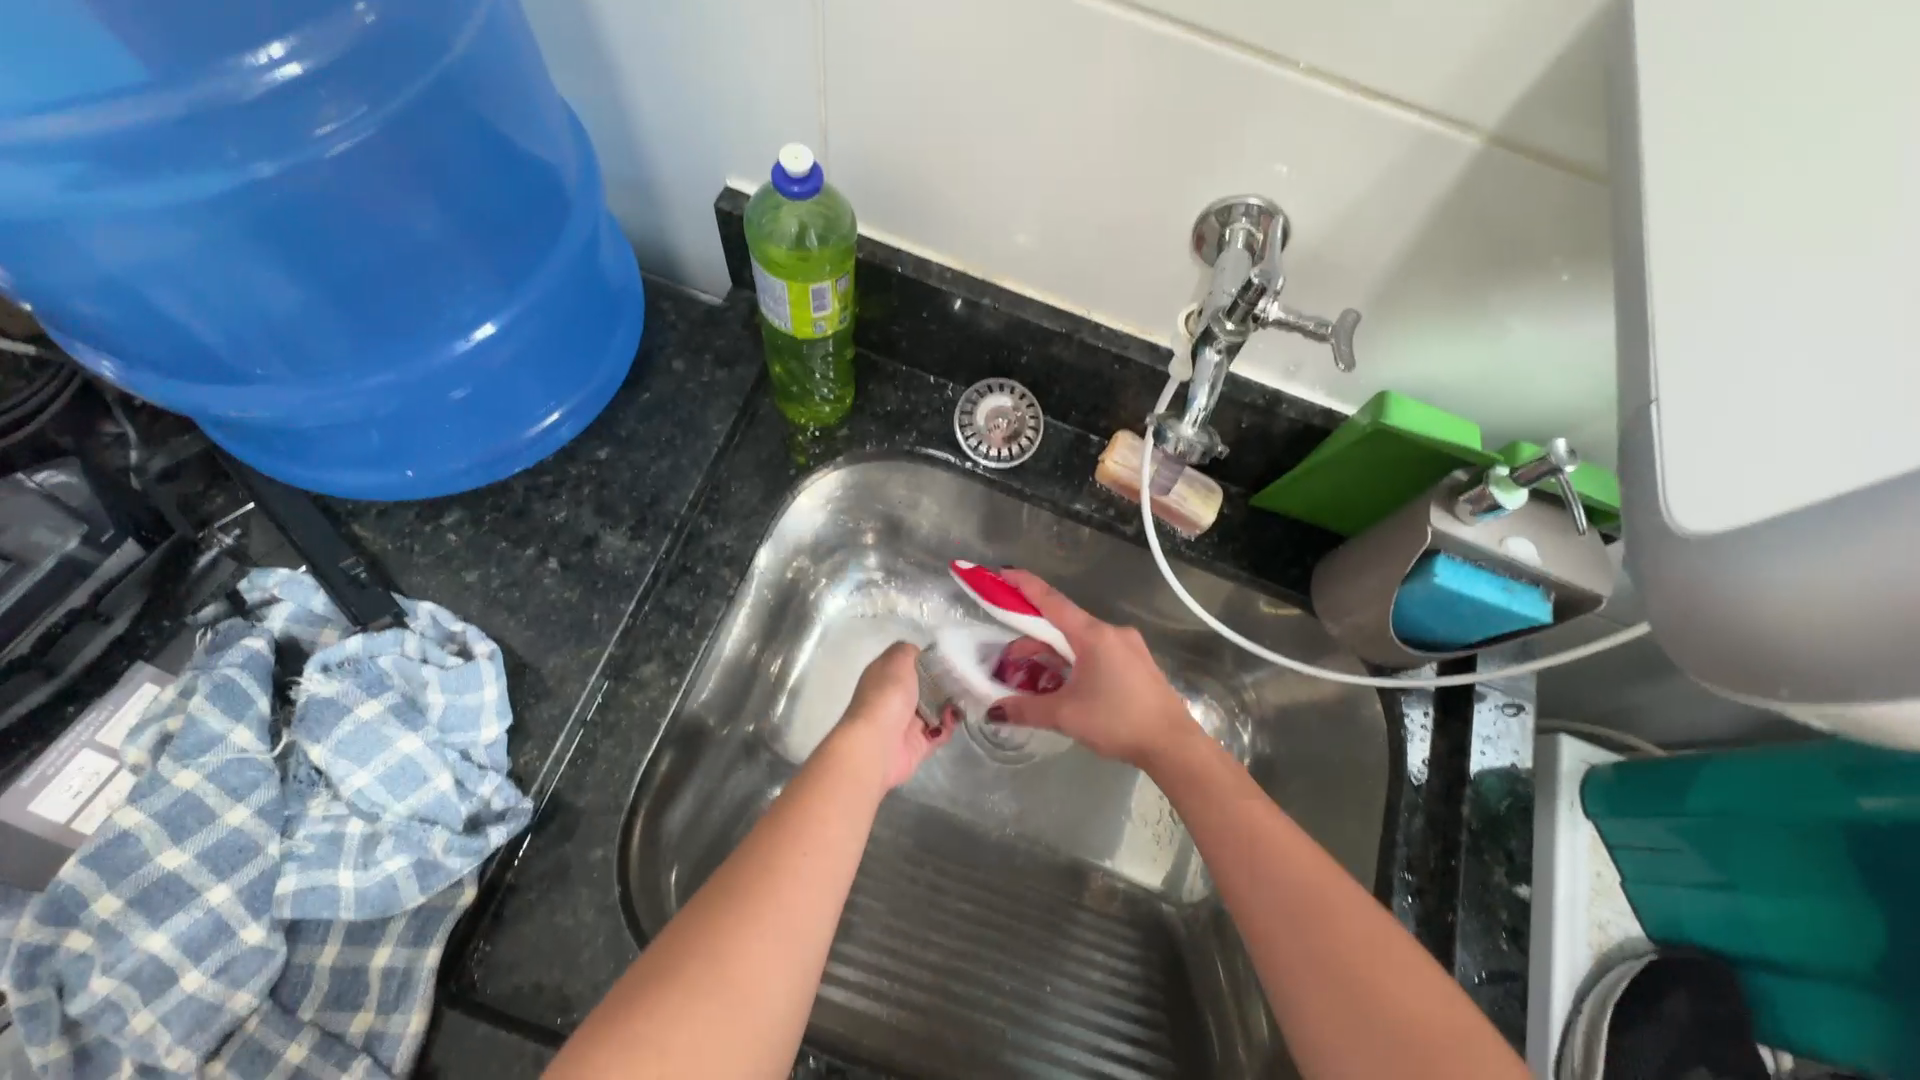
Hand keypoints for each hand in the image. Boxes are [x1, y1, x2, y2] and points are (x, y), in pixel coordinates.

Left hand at [830, 642, 955, 789]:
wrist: (878, 743)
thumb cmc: (887, 695)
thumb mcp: (898, 659)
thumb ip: (910, 651)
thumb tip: (921, 656)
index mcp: (886, 675)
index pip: (913, 664)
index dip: (932, 662)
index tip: (952, 660)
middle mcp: (895, 697)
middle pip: (928, 687)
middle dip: (947, 686)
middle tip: (964, 683)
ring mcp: (906, 722)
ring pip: (937, 710)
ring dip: (951, 707)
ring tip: (960, 704)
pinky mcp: (918, 744)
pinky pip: (940, 732)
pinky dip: (948, 727)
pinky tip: (950, 721)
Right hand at [988, 570, 1197, 770]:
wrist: (1173, 744)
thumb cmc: (1118, 722)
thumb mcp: (1065, 716)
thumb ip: (1026, 709)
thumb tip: (993, 711)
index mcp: (1093, 635)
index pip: (1051, 601)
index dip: (1024, 585)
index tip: (1002, 573)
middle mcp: (1112, 632)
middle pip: (1063, 624)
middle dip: (1032, 637)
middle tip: (1008, 655)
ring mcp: (1128, 647)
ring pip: (1080, 641)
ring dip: (1053, 655)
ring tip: (1031, 677)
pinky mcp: (1136, 664)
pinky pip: (1097, 653)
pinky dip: (1074, 662)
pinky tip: (1063, 685)